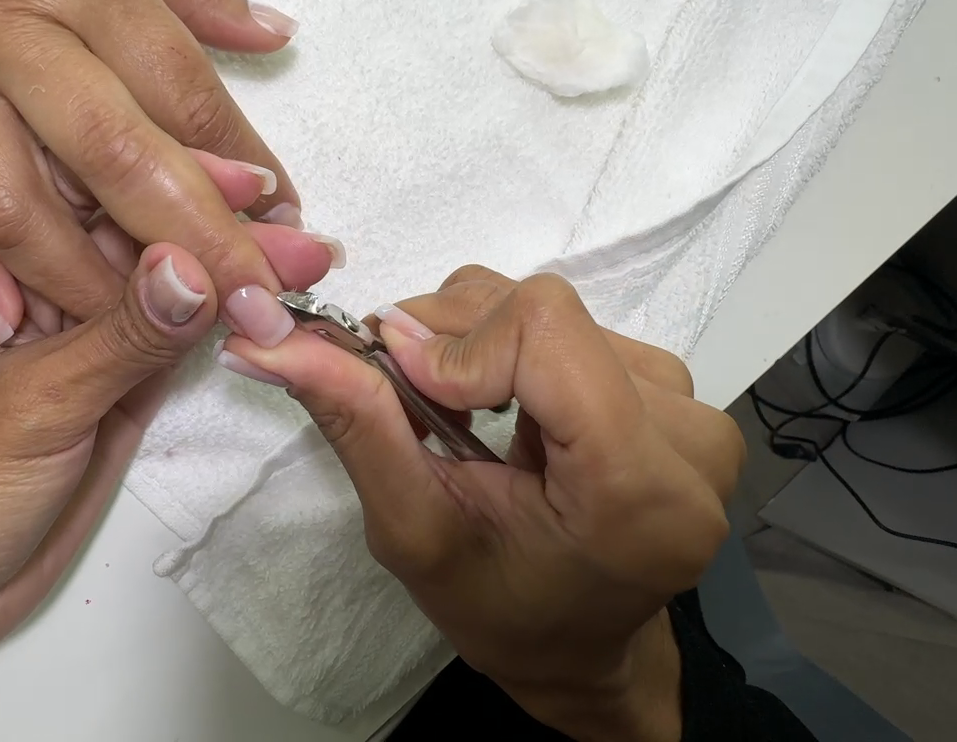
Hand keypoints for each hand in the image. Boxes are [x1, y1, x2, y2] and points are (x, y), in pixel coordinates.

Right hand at [0, 0, 308, 345]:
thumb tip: (277, 35)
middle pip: (113, 157)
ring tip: (142, 327)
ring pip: (10, 200)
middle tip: (251, 309)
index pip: (180, 88)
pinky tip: (8, 319)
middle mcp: (10, 36)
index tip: (288, 221)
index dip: (241, 161)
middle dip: (191, 244)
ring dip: (81, 277)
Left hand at [0, 179, 333, 733]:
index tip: (250, 185)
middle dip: (223, 229)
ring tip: (310, 263)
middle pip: (145, 233)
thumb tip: (198, 264)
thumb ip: (120, 335)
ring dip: (237, 272)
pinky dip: (227, 318)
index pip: (89, 192)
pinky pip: (182, 333)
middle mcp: (50, 277)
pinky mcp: (123, 372)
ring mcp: (92, 326)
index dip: (170, 177)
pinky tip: (271, 302)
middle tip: (303, 239)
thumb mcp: (33, 404)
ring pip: (173, 281)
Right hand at [219, 268, 744, 741]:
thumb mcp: (411, 529)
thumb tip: (267, 339)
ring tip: (455, 410)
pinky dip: (507, 344)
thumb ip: (353, 421)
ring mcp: (689, 405)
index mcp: (639, 489)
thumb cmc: (499, 609)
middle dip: (451, 341)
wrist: (579, 646)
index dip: (455, 344)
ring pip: (549, 308)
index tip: (402, 385)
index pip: (544, 328)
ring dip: (474, 342)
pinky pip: (569, 322)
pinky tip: (498, 400)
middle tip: (412, 401)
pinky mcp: (671, 387)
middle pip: (542, 311)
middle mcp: (688, 435)